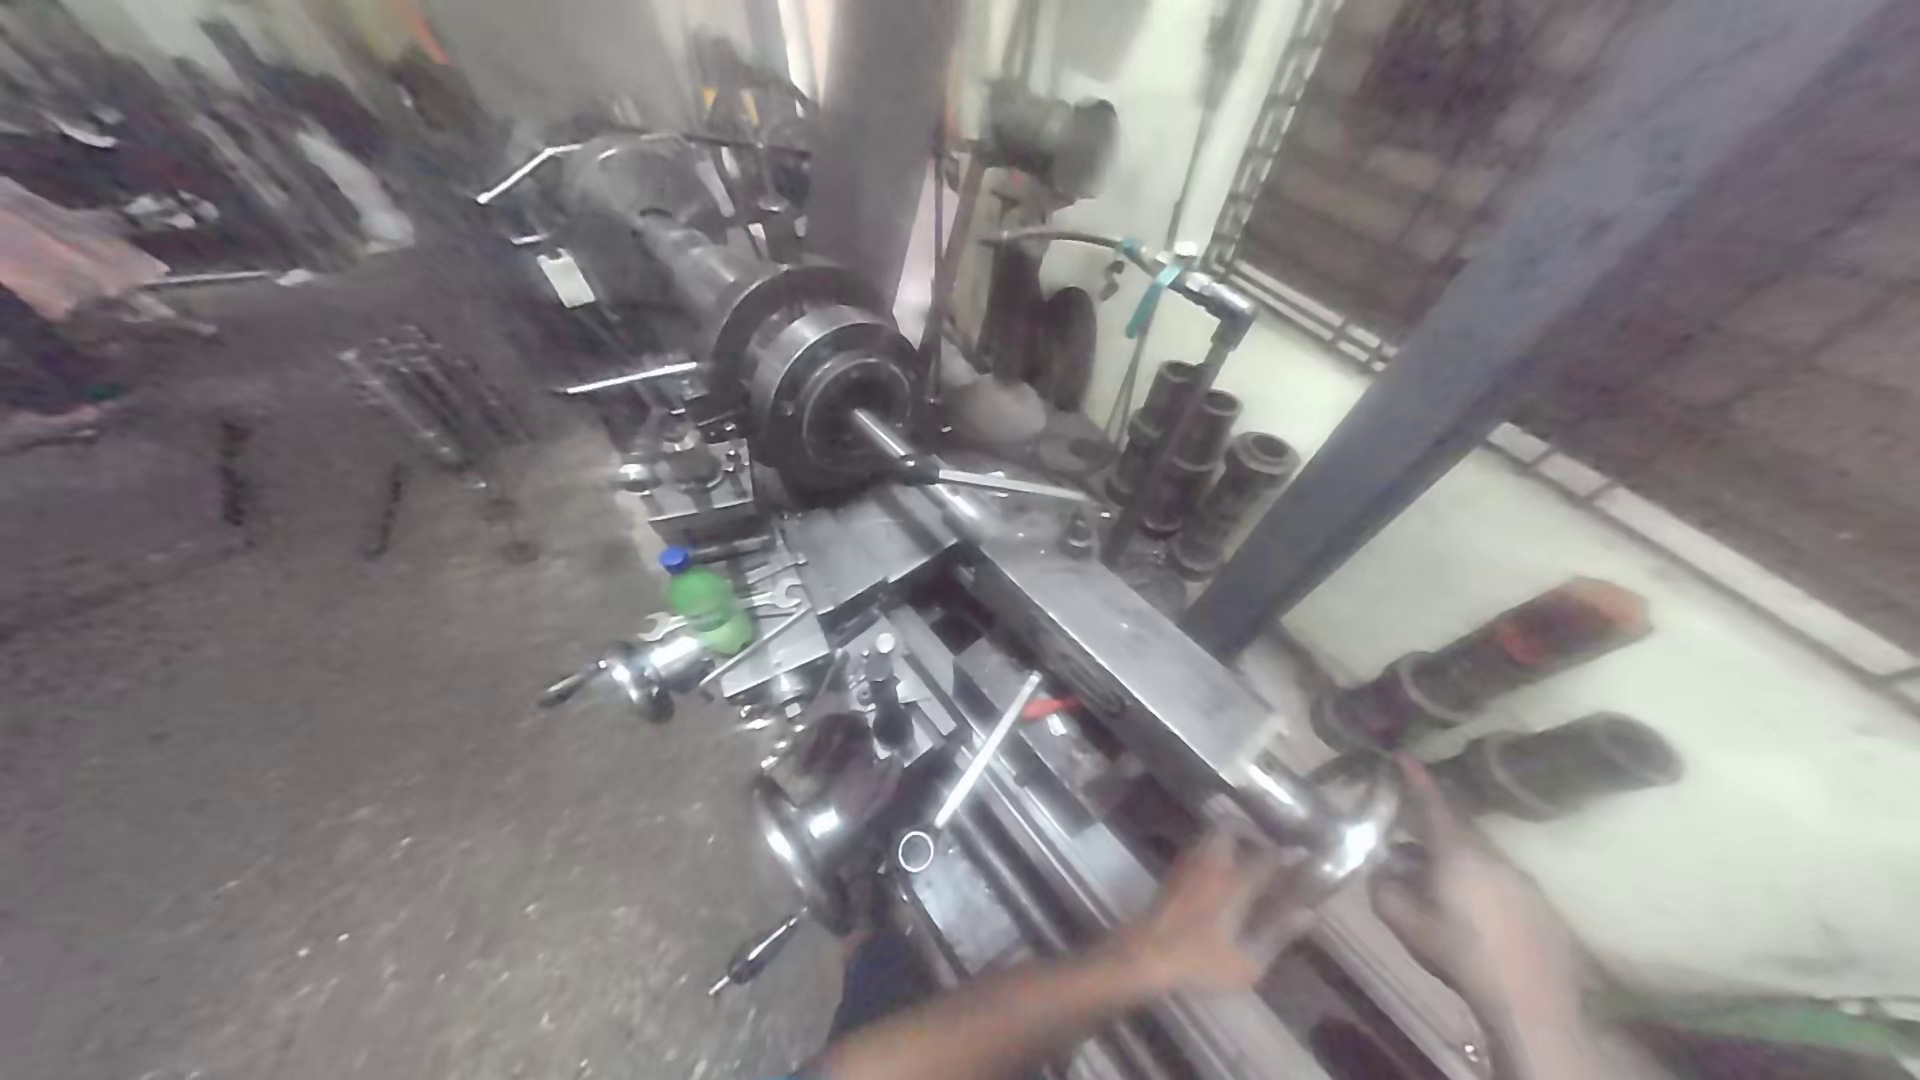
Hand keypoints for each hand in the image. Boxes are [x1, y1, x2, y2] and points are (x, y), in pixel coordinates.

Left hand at [1111, 830, 1313, 994]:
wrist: (1148, 952)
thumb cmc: (1201, 961)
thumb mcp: (1249, 960)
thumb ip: (1279, 932)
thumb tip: (1308, 913)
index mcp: (1233, 883)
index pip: (1265, 858)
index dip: (1286, 854)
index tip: (1303, 853)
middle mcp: (1210, 863)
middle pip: (1228, 826)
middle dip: (1250, 830)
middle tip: (1267, 849)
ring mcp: (1188, 863)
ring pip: (1211, 832)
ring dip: (1231, 836)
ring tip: (1248, 857)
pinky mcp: (1174, 870)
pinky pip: (1199, 845)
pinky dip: (1216, 847)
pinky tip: (1224, 871)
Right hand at [1371, 756, 1583, 1019]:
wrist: (1532, 1006)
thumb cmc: (1459, 953)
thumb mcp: (1402, 920)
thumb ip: (1381, 886)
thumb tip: (1379, 868)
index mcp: (1456, 853)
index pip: (1432, 803)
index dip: (1415, 777)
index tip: (1402, 755)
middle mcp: (1493, 857)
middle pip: (1455, 830)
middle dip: (1427, 829)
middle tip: (1403, 841)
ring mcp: (1524, 882)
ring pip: (1478, 856)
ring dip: (1452, 860)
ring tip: (1432, 884)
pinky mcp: (1543, 908)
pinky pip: (1500, 880)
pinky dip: (1477, 883)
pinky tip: (1469, 912)